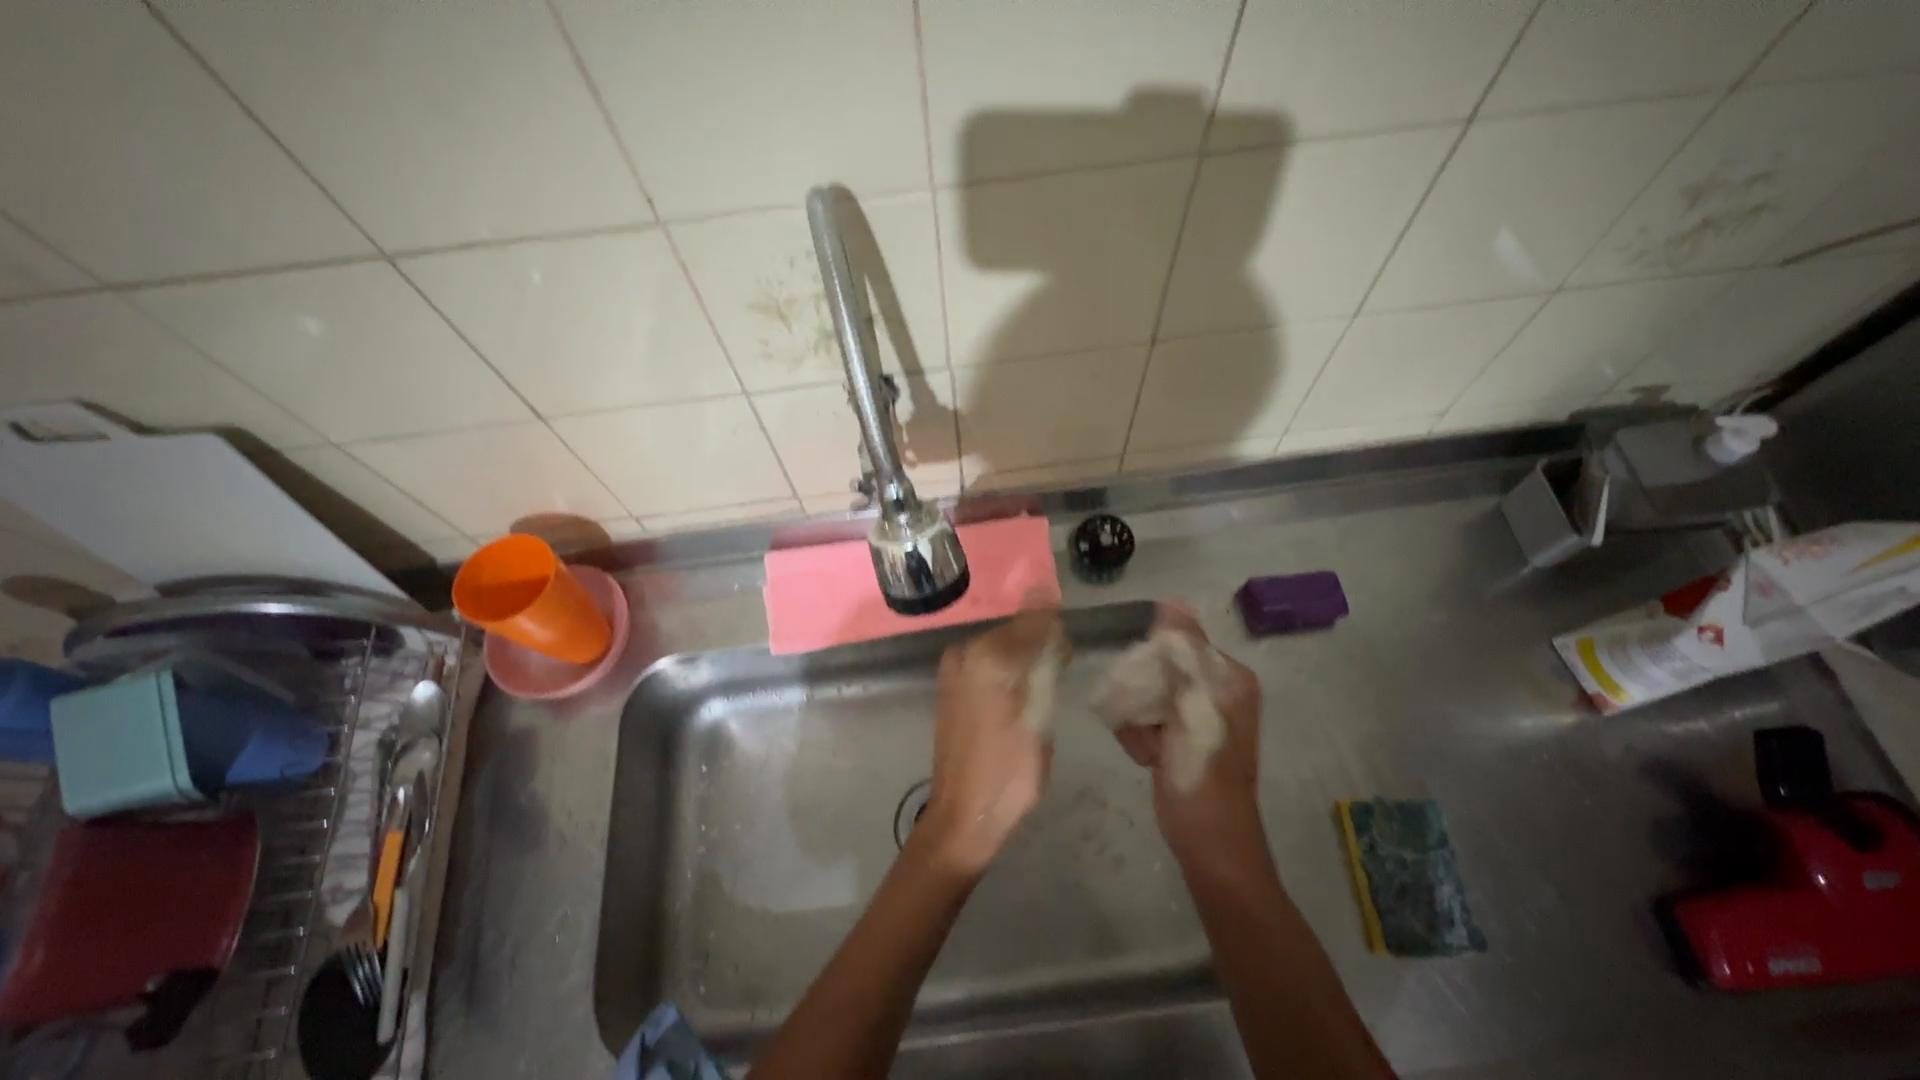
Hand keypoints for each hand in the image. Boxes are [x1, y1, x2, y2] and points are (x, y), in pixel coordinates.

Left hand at [918, 609, 1063, 876]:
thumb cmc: (1010, 769)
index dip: (1057, 643)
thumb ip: (1042, 651)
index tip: (1065, 667)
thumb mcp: (1038, 710)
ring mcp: (954, 670)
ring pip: (1005, 651)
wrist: (965, 816)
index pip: (1035, 620)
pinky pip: (990, 667)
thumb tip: (1045, 593)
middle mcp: (964, 652)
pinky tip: (1017, 708)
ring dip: (1026, 668)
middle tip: (1053, 689)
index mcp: (986, 653)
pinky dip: (1009, 679)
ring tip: (1037, 704)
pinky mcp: (952, 689)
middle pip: (1017, 633)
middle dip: (1042, 653)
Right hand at [1112, 603, 1265, 867]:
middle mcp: (1214, 690)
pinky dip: (1138, 738)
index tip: (1148, 696)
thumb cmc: (1203, 774)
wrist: (1207, 843)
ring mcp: (1195, 715)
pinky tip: (1149, 760)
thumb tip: (1171, 599)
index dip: (1152, 669)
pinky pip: (1143, 718)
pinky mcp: (1178, 736)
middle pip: (1155, 670)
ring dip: (1137, 722)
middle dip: (1141, 699)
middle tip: (1153, 731)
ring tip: (1152, 751)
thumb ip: (1181, 653)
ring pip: (1142, 695)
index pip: (1174, 646)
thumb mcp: (1191, 707)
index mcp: (1228, 677)